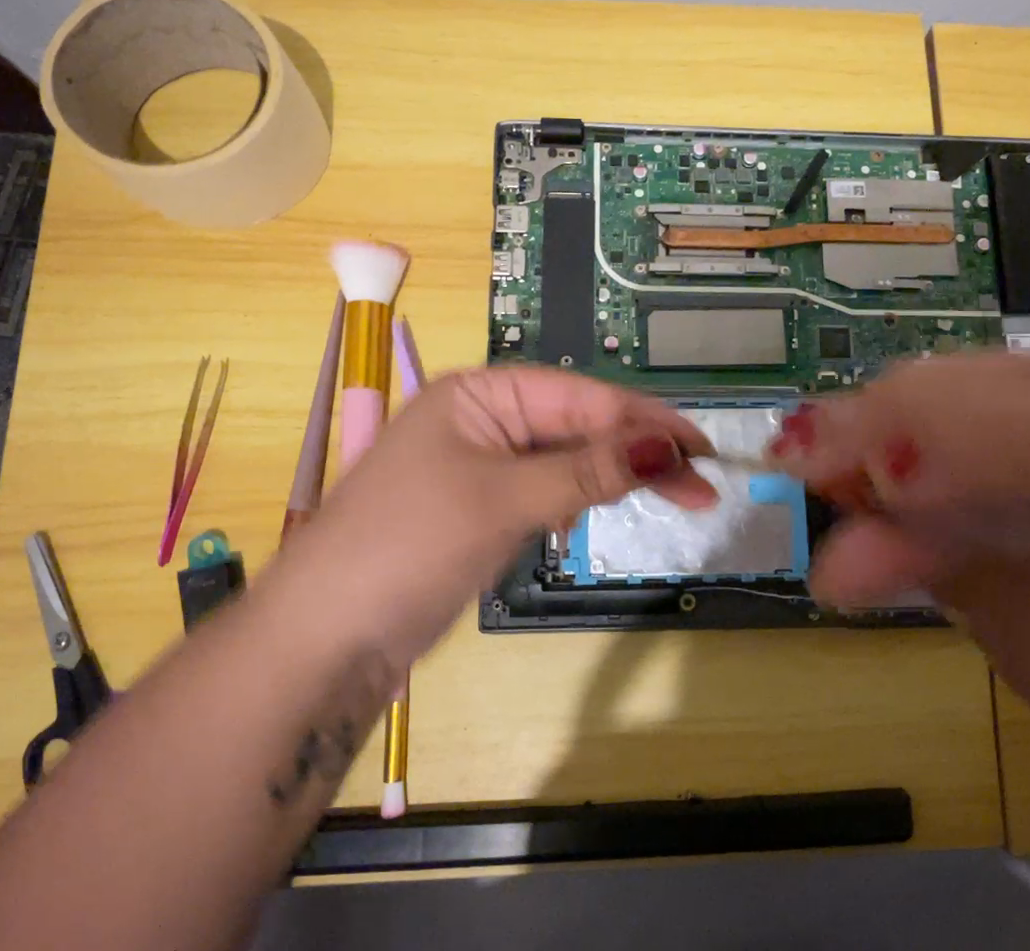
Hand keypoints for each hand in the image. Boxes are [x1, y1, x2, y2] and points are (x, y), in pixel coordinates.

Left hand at [268, 366, 716, 670]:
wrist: (325, 635)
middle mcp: (482, 420)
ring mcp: (480, 468)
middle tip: (701, 486)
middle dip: (637, 452)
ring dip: (612, 477)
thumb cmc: (410, 544)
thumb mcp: (505, 499)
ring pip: (566, 461)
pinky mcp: (480, 512)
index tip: (703, 450)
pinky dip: (576, 503)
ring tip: (669, 498)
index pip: (582, 396)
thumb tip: (669, 444)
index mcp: (480, 393)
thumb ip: (589, 470)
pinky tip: (590, 519)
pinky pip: (544, 493)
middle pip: (579, 426)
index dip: (646, 422)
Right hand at [764, 352, 1029, 771]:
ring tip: (831, 456)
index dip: (973, 442)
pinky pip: (1012, 385)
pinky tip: (885, 447)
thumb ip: (967, 594)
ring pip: (1014, 375)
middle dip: (904, 417)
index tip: (848, 473)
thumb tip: (835, 562)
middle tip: (799, 457)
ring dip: (906, 409)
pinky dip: (932, 411)